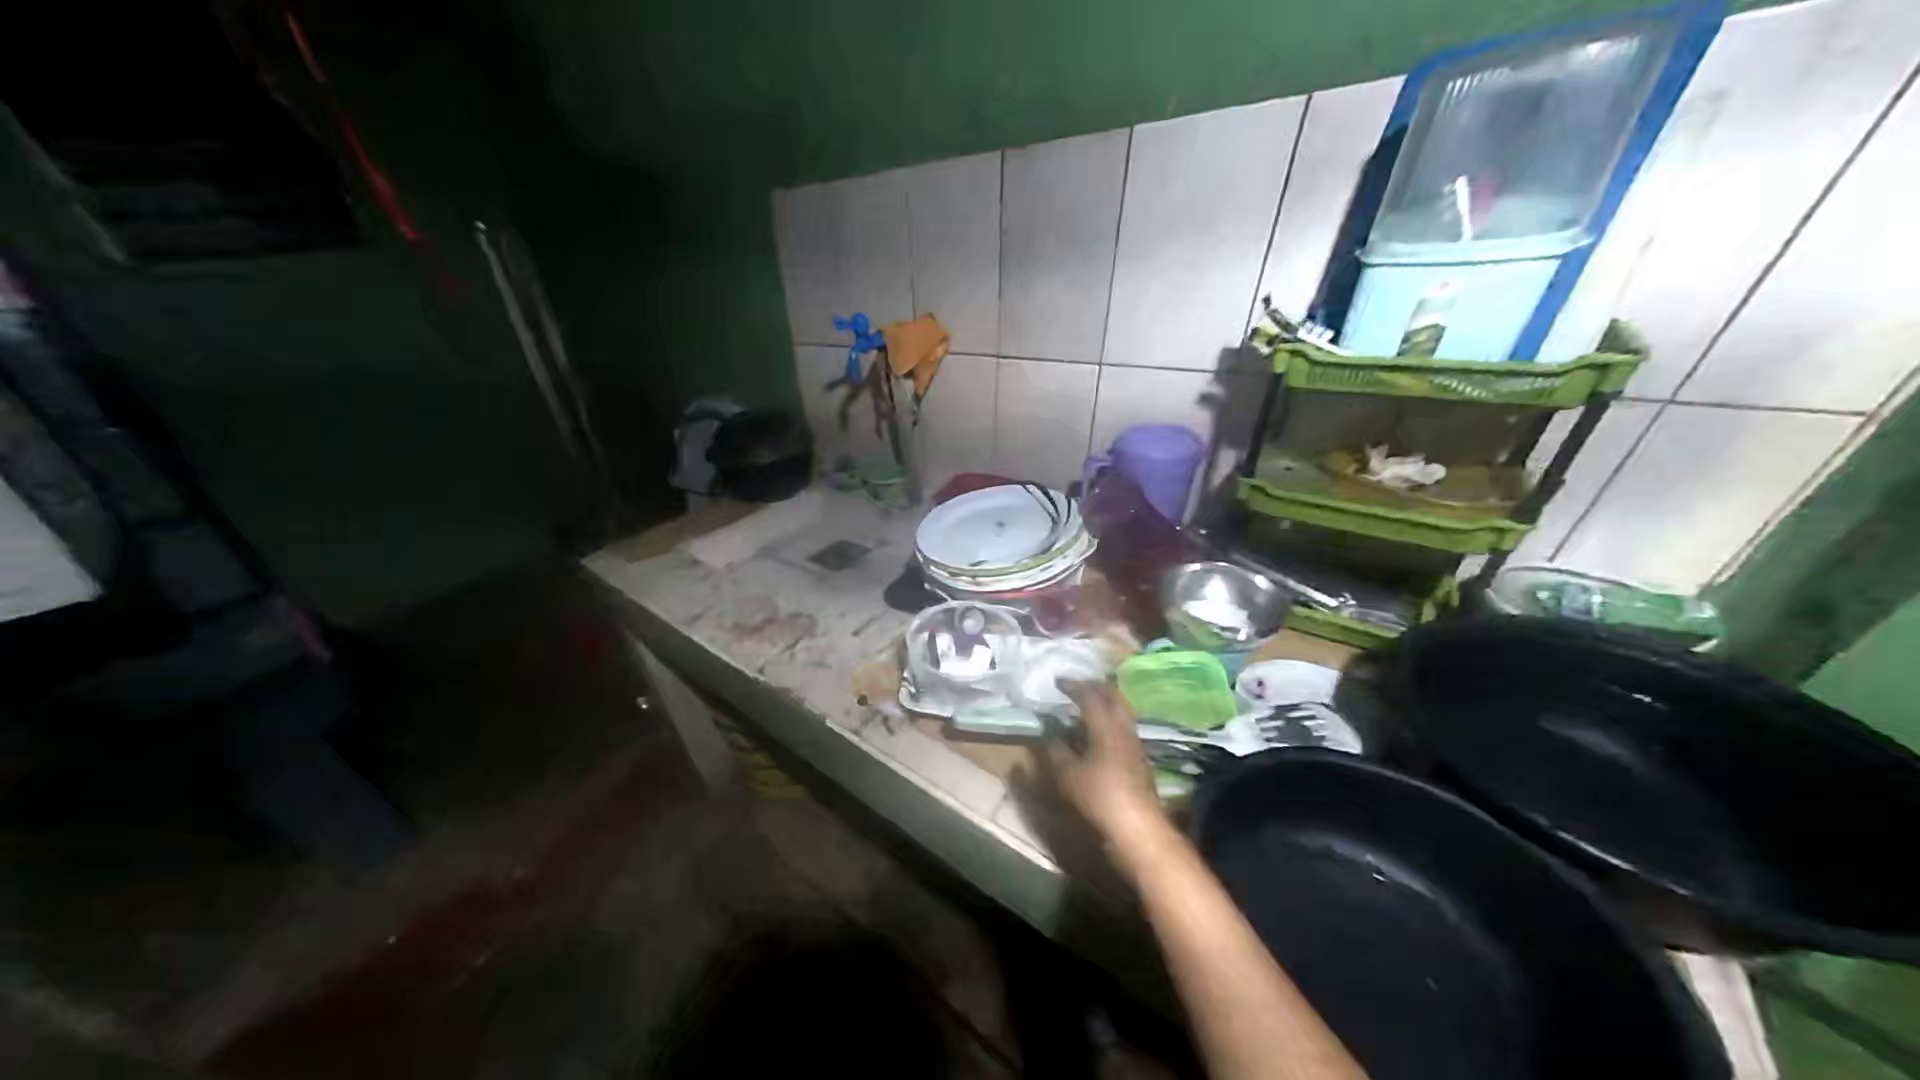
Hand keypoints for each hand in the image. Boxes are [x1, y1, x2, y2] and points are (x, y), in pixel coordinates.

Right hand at [1052, 678, 1165, 845]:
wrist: (1137, 825)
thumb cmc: (1099, 795)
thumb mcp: (1068, 774)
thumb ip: (1056, 750)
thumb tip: (1050, 734)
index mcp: (1105, 724)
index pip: (1089, 695)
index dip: (1072, 686)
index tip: (1057, 682)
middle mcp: (1123, 727)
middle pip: (1111, 696)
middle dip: (1093, 688)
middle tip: (1075, 687)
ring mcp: (1135, 741)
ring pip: (1120, 710)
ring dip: (1103, 703)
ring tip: (1085, 706)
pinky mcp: (1139, 757)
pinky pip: (1123, 726)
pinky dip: (1108, 719)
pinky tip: (1097, 732)